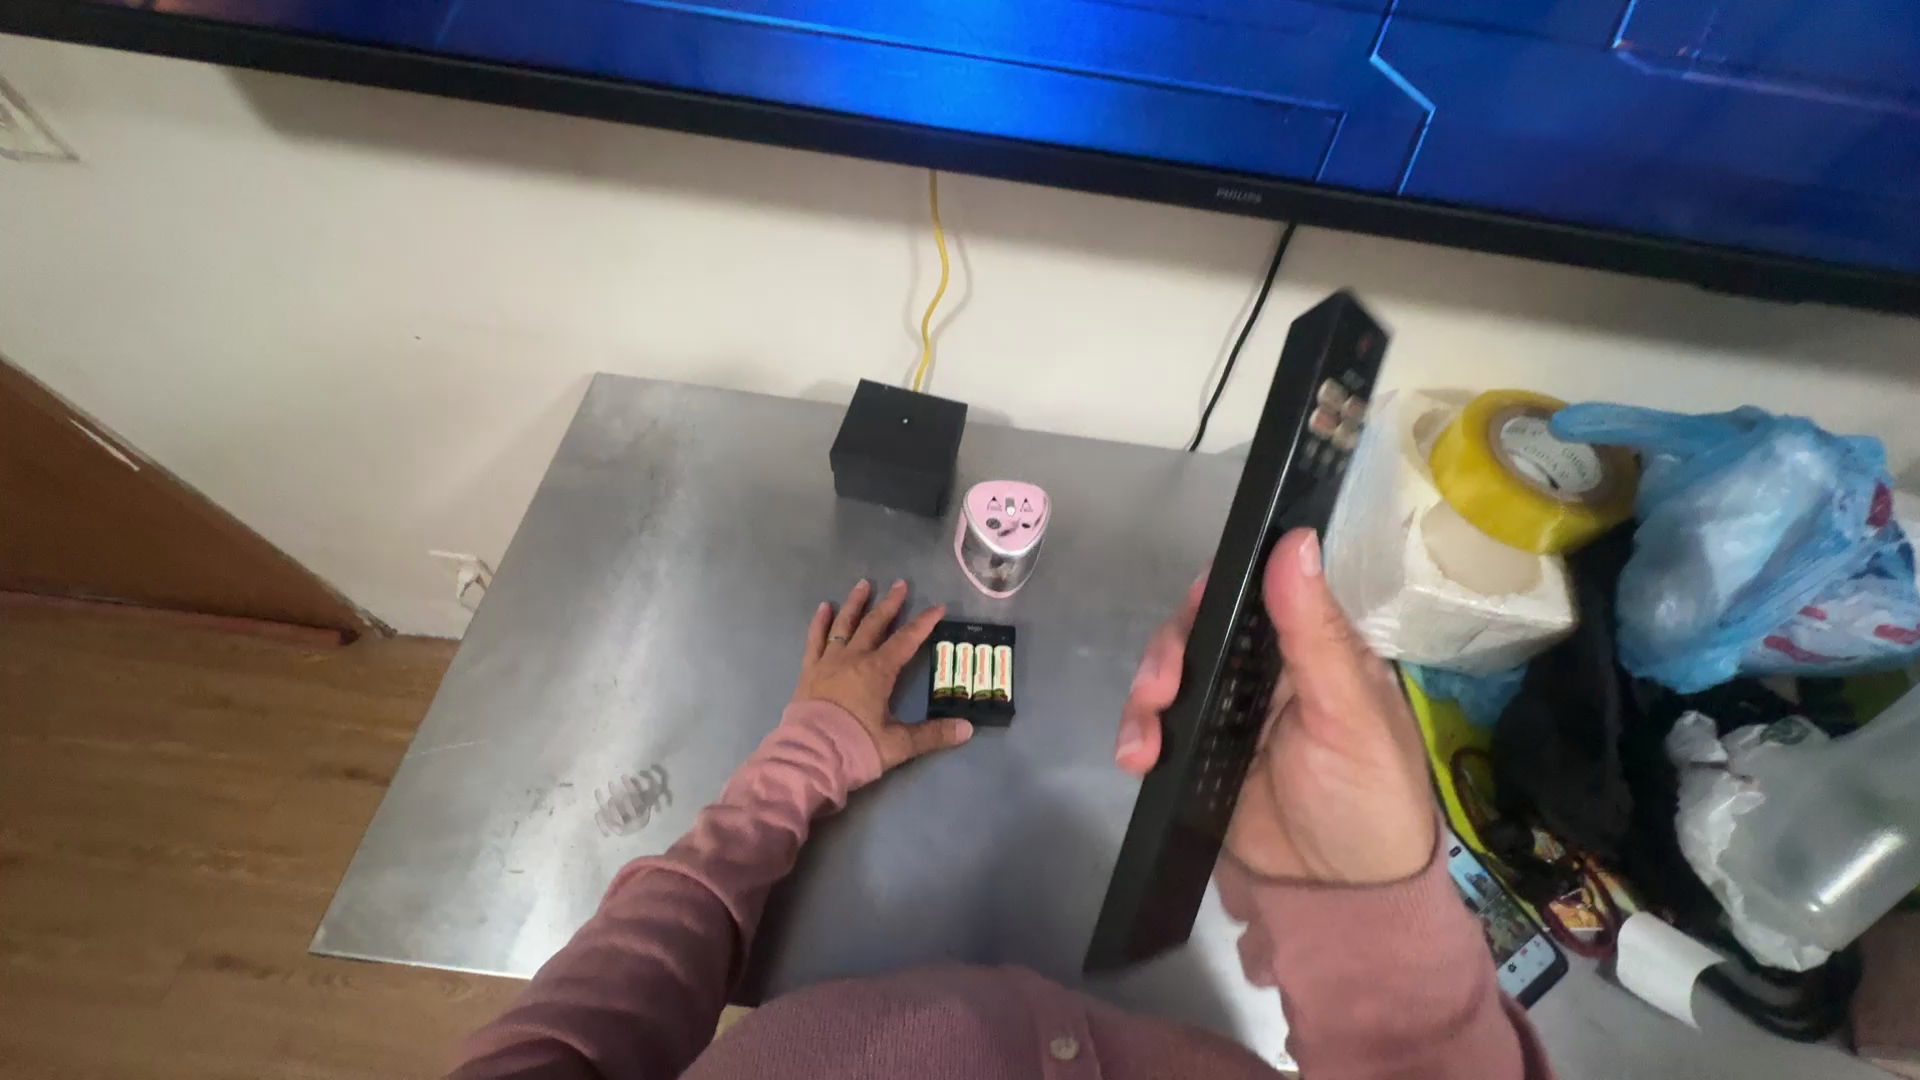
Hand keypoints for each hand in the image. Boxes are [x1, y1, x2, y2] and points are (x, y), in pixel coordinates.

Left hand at [794, 579, 973, 770]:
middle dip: (891, 604)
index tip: (938, 608)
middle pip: (875, 624)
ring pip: (844, 625)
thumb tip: (967, 729)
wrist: (808, 758)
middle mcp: (854, 658)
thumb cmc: (855, 748)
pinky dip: (820, 622)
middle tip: (901, 584)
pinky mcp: (809, 671)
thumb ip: (932, 734)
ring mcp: (828, 662)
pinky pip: (815, 639)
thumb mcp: (898, 745)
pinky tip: (824, 607)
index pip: (907, 640)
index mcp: (878, 671)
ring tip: (864, 584)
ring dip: (856, 603)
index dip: (924, 623)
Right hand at [1114, 530, 1435, 884]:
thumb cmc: (1364, 795)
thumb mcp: (1347, 711)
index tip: (1193, 605)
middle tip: (1160, 691)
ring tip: (1144, 741)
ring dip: (1144, 698)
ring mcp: (1222, 711)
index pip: (1249, 594)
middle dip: (1168, 654)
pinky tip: (1136, 757)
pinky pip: (1153, 724)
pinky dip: (1136, 733)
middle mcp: (1259, 671)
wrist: (1337, 897)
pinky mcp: (1194, 750)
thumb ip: (1314, 631)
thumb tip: (1295, 539)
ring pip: (1166, 675)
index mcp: (1305, 648)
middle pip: (1194, 632)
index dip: (1213, 592)